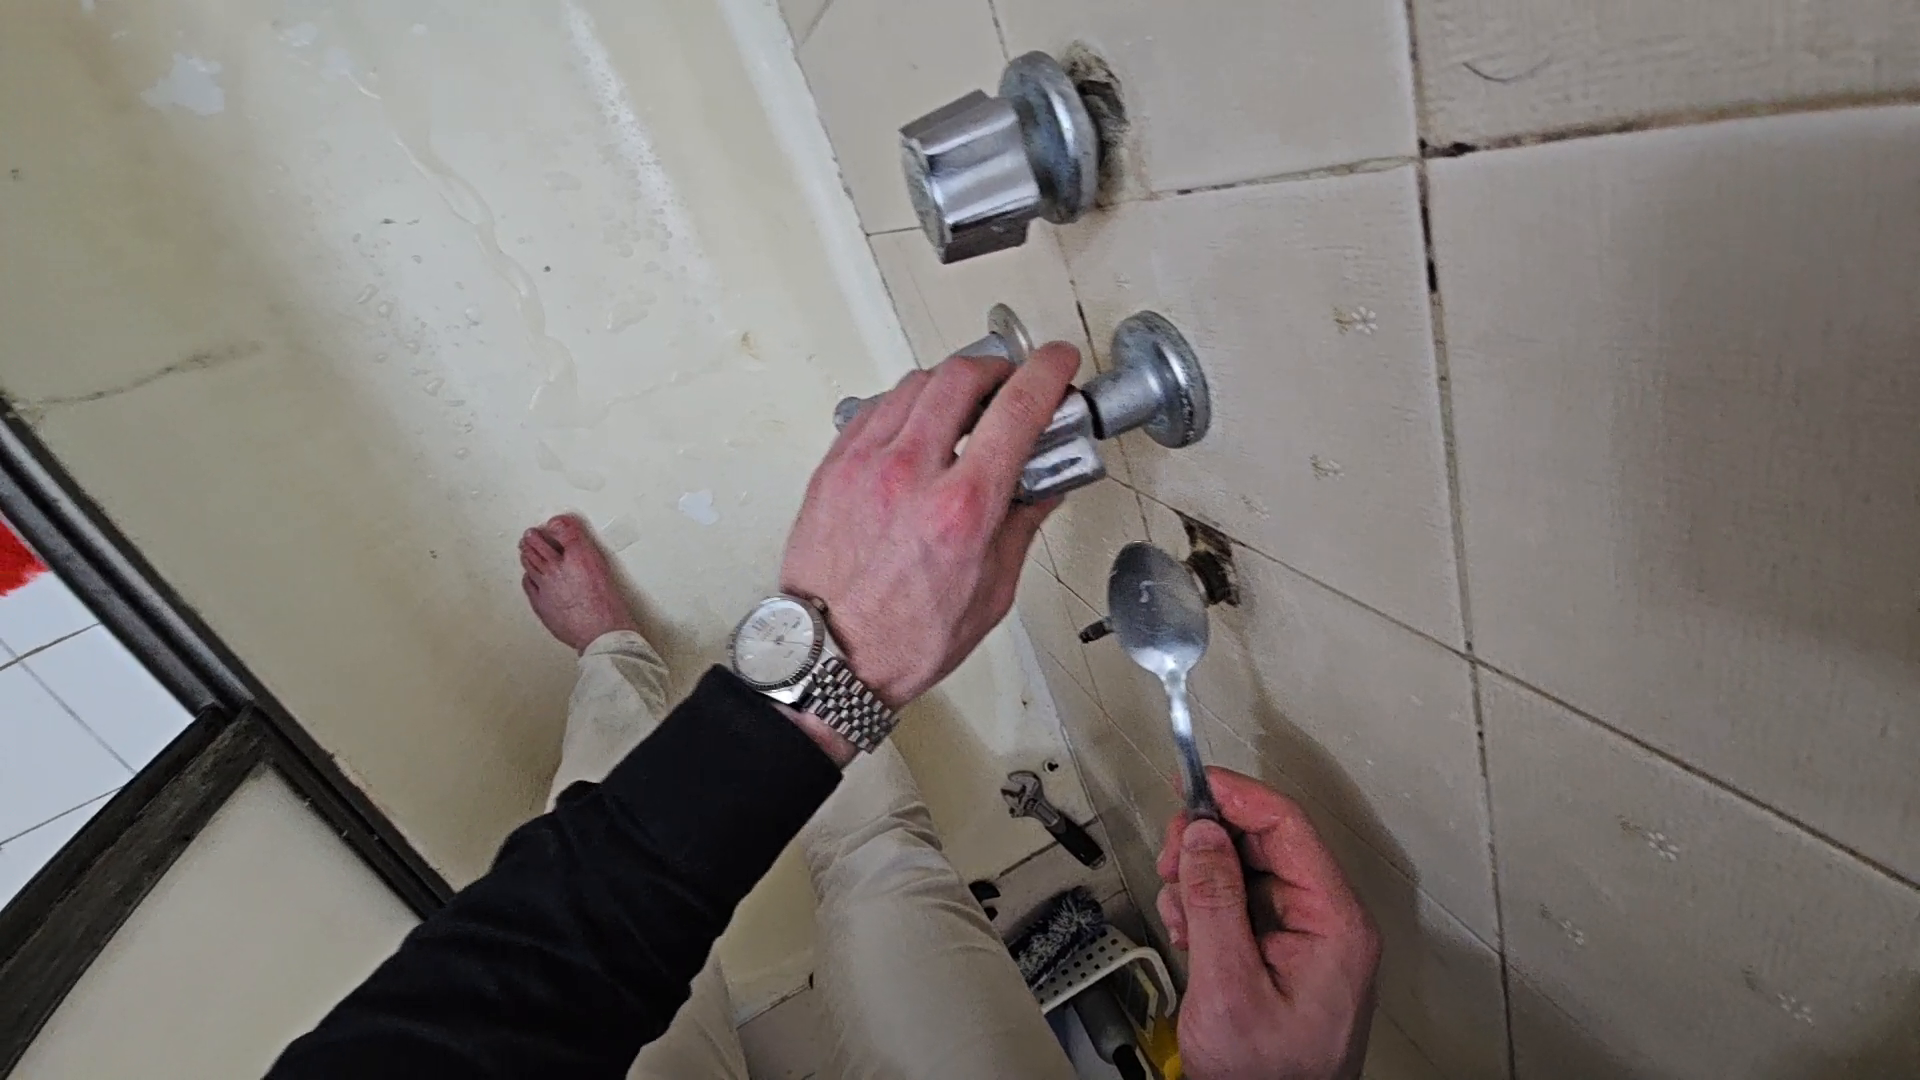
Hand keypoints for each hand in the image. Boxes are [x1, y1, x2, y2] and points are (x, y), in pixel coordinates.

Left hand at [781, 344, 1078, 707]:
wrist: (829, 659)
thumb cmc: (904, 640)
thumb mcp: (991, 593)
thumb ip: (1021, 527)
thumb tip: (1043, 486)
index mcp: (961, 510)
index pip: (1017, 409)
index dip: (1047, 372)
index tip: (1058, 361)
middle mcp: (910, 475)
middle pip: (960, 376)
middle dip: (997, 369)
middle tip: (1010, 387)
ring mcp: (863, 466)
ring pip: (914, 384)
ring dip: (950, 383)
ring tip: (965, 408)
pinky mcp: (833, 468)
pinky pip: (874, 408)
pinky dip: (906, 404)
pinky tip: (917, 428)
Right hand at [1156, 768, 1380, 1079]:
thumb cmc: (1263, 1077)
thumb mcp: (1229, 987)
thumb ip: (1214, 902)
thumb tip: (1203, 832)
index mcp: (1333, 922)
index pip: (1288, 825)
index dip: (1238, 795)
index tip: (1192, 782)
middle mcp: (1323, 917)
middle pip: (1261, 837)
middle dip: (1206, 841)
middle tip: (1170, 858)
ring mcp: (1300, 928)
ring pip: (1240, 861)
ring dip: (1197, 876)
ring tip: (1180, 916)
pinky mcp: (1275, 940)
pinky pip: (1232, 891)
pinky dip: (1200, 901)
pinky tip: (1189, 932)